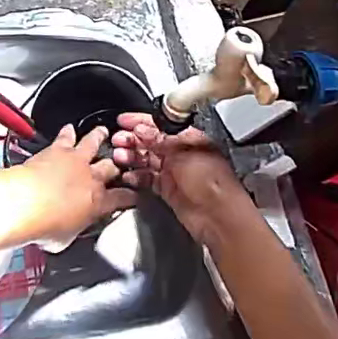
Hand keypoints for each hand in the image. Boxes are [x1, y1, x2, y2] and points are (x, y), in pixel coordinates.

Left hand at [15, 125, 138, 249]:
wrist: (25, 202)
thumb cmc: (45, 224)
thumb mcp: (66, 239)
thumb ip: (74, 229)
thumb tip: (68, 231)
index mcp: (98, 202)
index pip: (122, 198)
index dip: (129, 196)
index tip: (132, 195)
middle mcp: (91, 177)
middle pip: (111, 167)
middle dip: (116, 166)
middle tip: (117, 164)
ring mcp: (75, 160)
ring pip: (93, 143)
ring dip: (98, 137)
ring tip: (102, 132)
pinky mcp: (57, 149)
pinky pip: (66, 136)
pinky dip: (68, 131)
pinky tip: (68, 128)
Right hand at [112, 113, 246, 243]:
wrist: (219, 217)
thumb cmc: (214, 183)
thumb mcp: (183, 152)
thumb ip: (160, 139)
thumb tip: (142, 128)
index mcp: (189, 138)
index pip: (160, 125)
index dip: (140, 122)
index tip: (124, 121)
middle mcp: (182, 153)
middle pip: (151, 142)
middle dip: (132, 139)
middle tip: (118, 139)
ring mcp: (175, 172)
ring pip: (147, 160)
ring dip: (132, 157)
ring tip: (119, 156)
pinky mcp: (169, 190)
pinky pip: (148, 179)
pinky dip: (137, 177)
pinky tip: (128, 175)